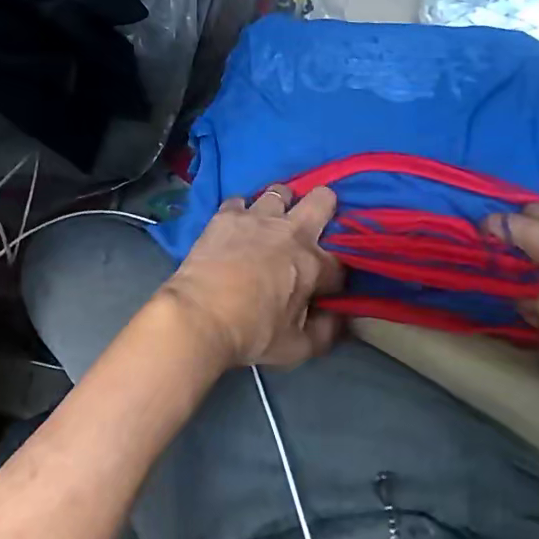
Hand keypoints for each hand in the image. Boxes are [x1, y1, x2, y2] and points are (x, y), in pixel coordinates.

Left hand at [158, 185, 346, 369]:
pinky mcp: (226, 214)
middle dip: (325, 206)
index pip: (339, 262)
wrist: (199, 315)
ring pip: (279, 191)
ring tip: (271, 221)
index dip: (334, 277)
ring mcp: (256, 217)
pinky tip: (236, 225)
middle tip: (314, 223)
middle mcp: (290, 231)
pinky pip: (239, 200)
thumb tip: (338, 318)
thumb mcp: (297, 348)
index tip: (323, 289)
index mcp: (312, 263)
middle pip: (322, 200)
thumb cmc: (251, 333)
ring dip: (281, 204)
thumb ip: (325, 332)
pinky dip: (241, 211)